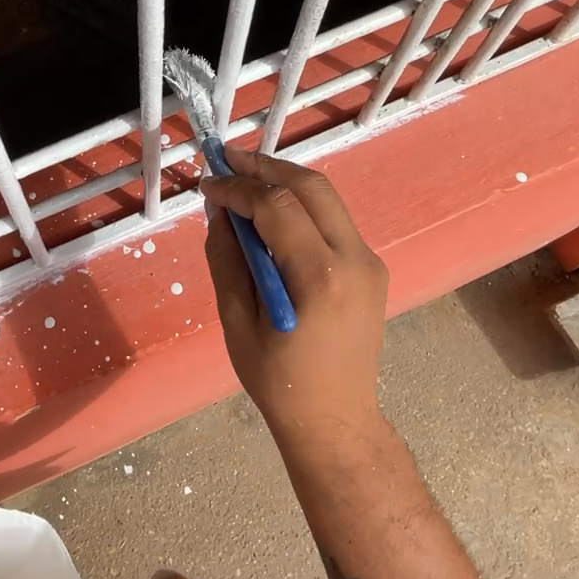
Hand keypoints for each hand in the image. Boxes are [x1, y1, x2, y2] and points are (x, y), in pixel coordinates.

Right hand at [200, 149, 390, 444]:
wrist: (336, 419)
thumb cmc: (278, 380)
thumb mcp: (237, 322)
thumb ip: (227, 259)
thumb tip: (219, 211)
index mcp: (319, 278)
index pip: (277, 206)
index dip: (238, 187)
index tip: (208, 184)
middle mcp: (353, 259)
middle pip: (311, 186)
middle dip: (266, 166)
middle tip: (227, 159)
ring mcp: (369, 261)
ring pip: (327, 197)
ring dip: (284, 180)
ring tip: (244, 176)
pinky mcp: (371, 267)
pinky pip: (333, 219)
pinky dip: (300, 203)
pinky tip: (270, 210)